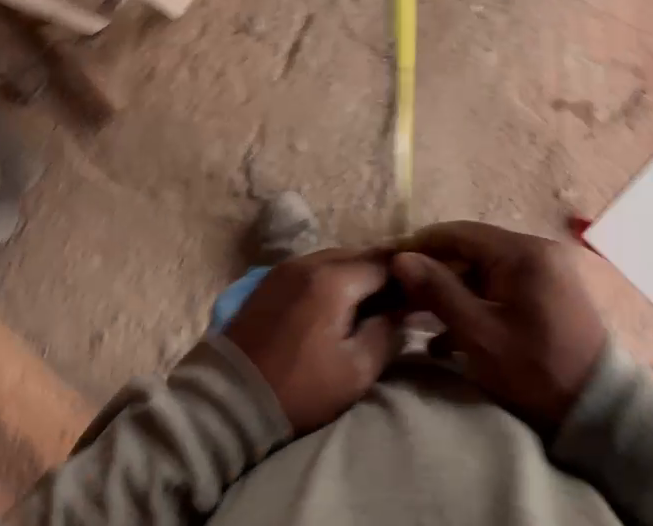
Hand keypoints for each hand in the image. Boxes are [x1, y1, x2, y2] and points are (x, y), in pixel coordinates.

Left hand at [222, 248, 400, 434]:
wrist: (230, 398)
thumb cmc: (300, 388)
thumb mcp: (356, 370)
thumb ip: (386, 333)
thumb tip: (399, 311)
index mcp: (332, 279)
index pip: (384, 263)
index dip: (408, 278)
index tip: (422, 297)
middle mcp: (308, 261)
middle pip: (357, 256)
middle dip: (382, 274)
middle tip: (399, 301)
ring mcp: (284, 268)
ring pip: (333, 259)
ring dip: (355, 276)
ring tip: (371, 305)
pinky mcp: (268, 282)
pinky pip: (311, 269)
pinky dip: (331, 279)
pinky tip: (337, 304)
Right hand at [393, 221, 605, 432]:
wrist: (598, 410)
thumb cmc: (536, 370)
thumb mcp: (480, 335)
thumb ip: (439, 292)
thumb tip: (401, 259)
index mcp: (522, 252)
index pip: (458, 233)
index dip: (420, 245)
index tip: (388, 263)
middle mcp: (535, 250)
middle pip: (470, 249)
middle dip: (434, 271)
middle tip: (400, 293)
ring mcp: (544, 270)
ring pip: (483, 269)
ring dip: (452, 290)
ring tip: (419, 316)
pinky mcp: (546, 291)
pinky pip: (500, 284)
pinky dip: (475, 301)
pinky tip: (450, 333)